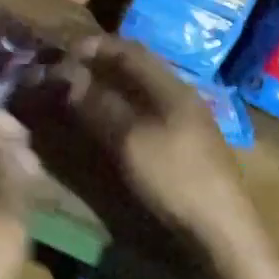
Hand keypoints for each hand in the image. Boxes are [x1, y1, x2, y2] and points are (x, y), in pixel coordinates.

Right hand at [64, 38, 265, 262]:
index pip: (128, 50)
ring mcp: (180, 123)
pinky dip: (113, 113)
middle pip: (132, 70)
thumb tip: (67, 75)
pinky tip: (97, 127)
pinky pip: (139, 116)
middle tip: (60, 77)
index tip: (60, 53)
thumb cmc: (175, 177)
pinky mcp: (178, 148)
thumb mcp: (129, 139)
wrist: (219, 231)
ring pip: (134, 94)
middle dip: (94, 68)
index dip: (92, 47)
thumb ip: (97, 104)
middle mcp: (177, 97)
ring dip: (102, 91)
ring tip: (71, 99)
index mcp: (171, 87)